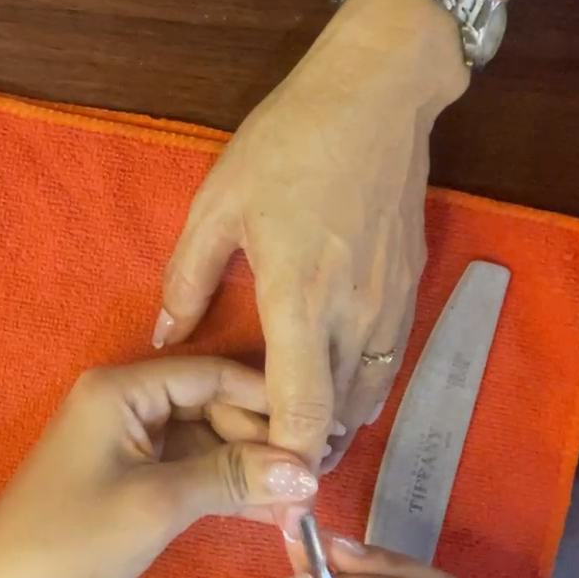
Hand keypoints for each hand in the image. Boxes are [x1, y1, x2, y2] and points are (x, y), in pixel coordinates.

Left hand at [0, 358, 319, 577]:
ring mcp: (126, 436)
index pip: (210, 375)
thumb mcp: (158, 503)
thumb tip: (307, 467)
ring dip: (247, 465)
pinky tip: (269, 508)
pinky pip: (186, 465)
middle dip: (261, 438)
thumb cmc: (73, 538)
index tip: (324, 429)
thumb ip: (231, 477)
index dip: (267, 399)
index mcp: (122, 387)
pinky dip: (221, 484)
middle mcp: (125, 399)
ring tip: (307, 495)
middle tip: (322, 472)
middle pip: (208, 403)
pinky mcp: (128, 471)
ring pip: (202, 437)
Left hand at [157, 0, 466, 466]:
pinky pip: (388, 364)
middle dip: (302, 447)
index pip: (299, 410)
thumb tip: (165, 333)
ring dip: (333, 422)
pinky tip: (331, 388)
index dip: (282, 456)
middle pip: (337, 416)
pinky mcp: (413, 291)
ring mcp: (393, 306)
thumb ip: (188, 279)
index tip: (257, 478)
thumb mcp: (216, 208)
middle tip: (261, 459)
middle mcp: (354, 316)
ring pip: (368, 395)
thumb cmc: (284, 148)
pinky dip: (360, 389)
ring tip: (291, 433)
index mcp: (297, 300)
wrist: (374, 98)